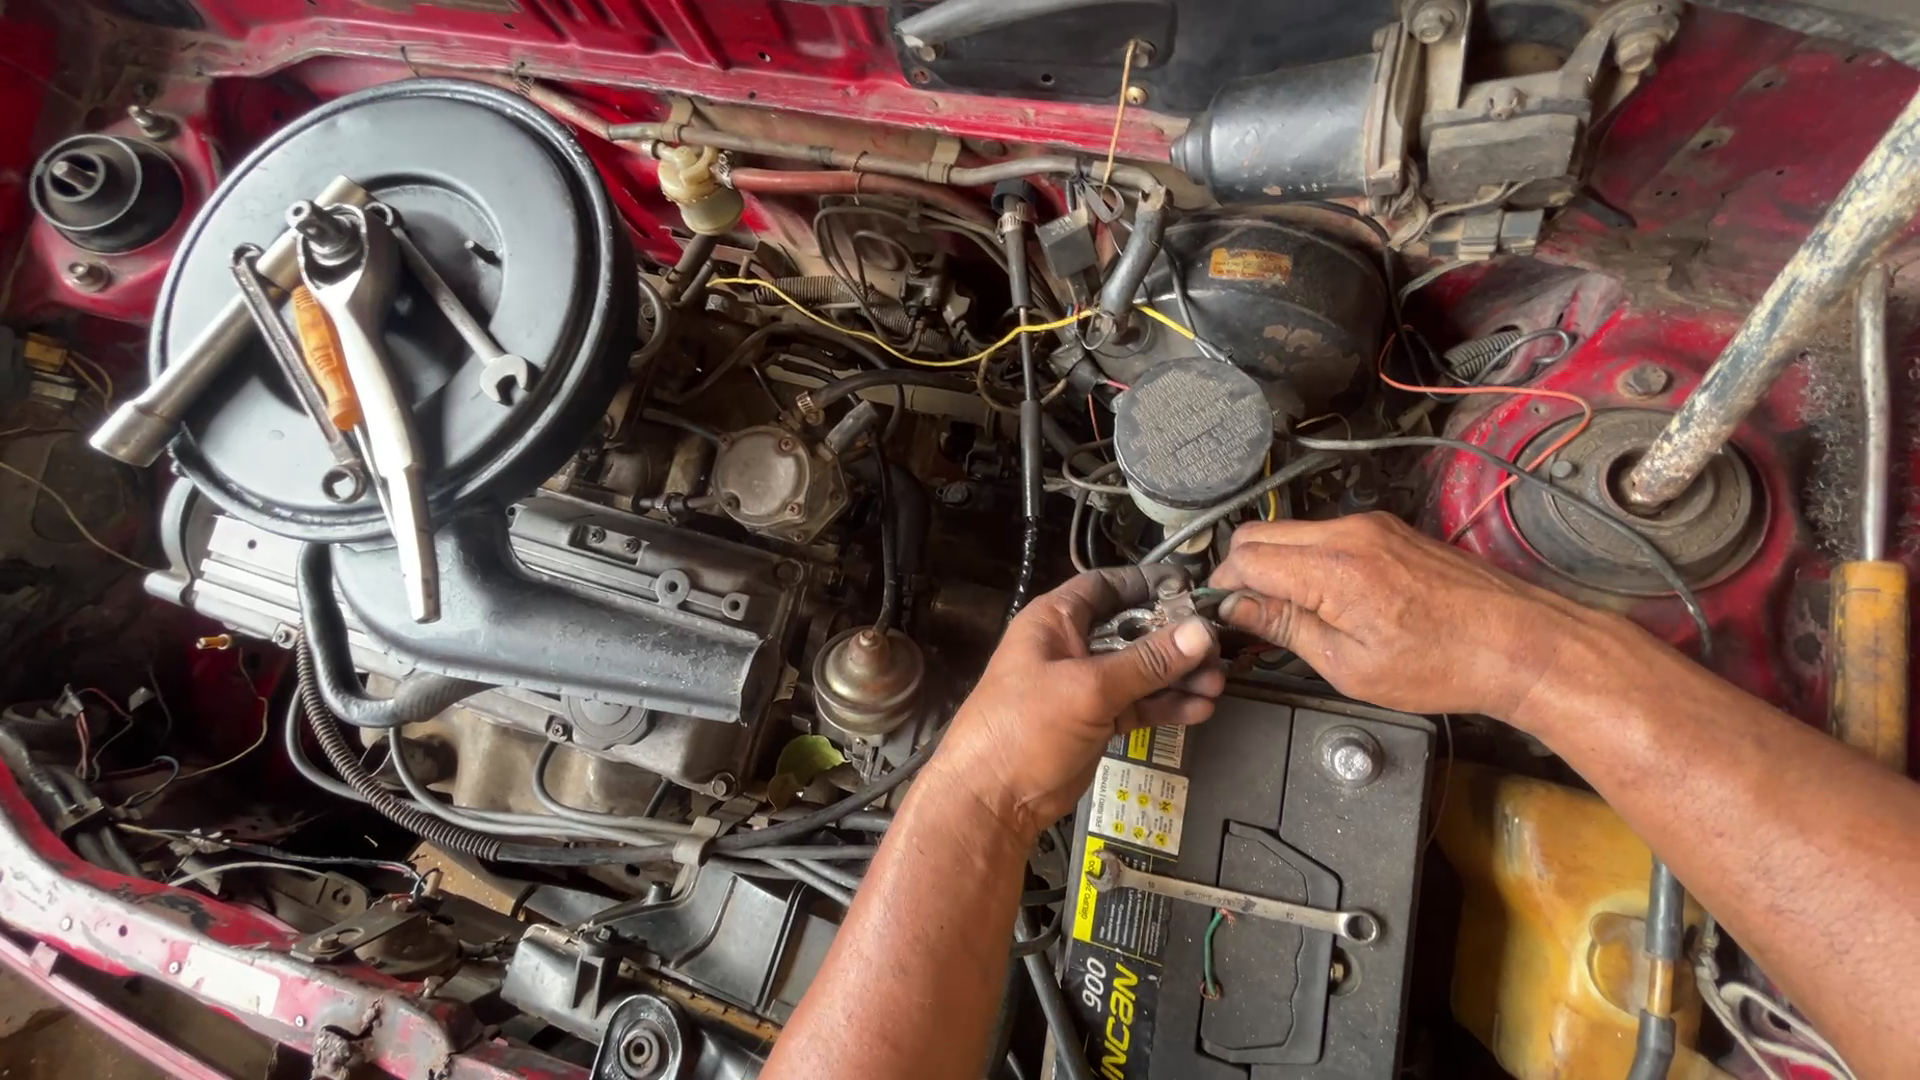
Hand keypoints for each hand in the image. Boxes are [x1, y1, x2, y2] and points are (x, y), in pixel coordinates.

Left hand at [935, 565, 1225, 836]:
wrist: (993, 797)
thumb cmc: (1024, 727)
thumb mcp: (1088, 688)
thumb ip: (1147, 662)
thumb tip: (1199, 632)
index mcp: (1054, 620)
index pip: (1106, 586)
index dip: (1147, 583)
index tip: (1189, 588)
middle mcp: (1070, 646)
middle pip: (1131, 629)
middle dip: (1174, 638)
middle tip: (1215, 648)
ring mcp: (1083, 685)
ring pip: (1140, 670)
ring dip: (1178, 676)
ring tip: (1216, 684)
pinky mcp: (1095, 720)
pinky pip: (1138, 704)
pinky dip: (1166, 705)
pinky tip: (1199, 709)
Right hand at [1208, 513, 1595, 721]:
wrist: (1523, 643)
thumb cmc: (1445, 664)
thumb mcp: (1348, 664)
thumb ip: (1283, 626)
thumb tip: (1236, 608)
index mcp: (1333, 569)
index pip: (1244, 558)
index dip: (1224, 586)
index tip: (1221, 611)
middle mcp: (1347, 534)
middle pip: (1257, 534)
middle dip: (1239, 571)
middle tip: (1246, 611)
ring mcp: (1369, 526)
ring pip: (1287, 531)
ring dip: (1272, 564)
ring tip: (1288, 609)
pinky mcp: (1385, 529)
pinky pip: (1320, 535)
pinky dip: (1303, 559)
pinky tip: (1321, 596)